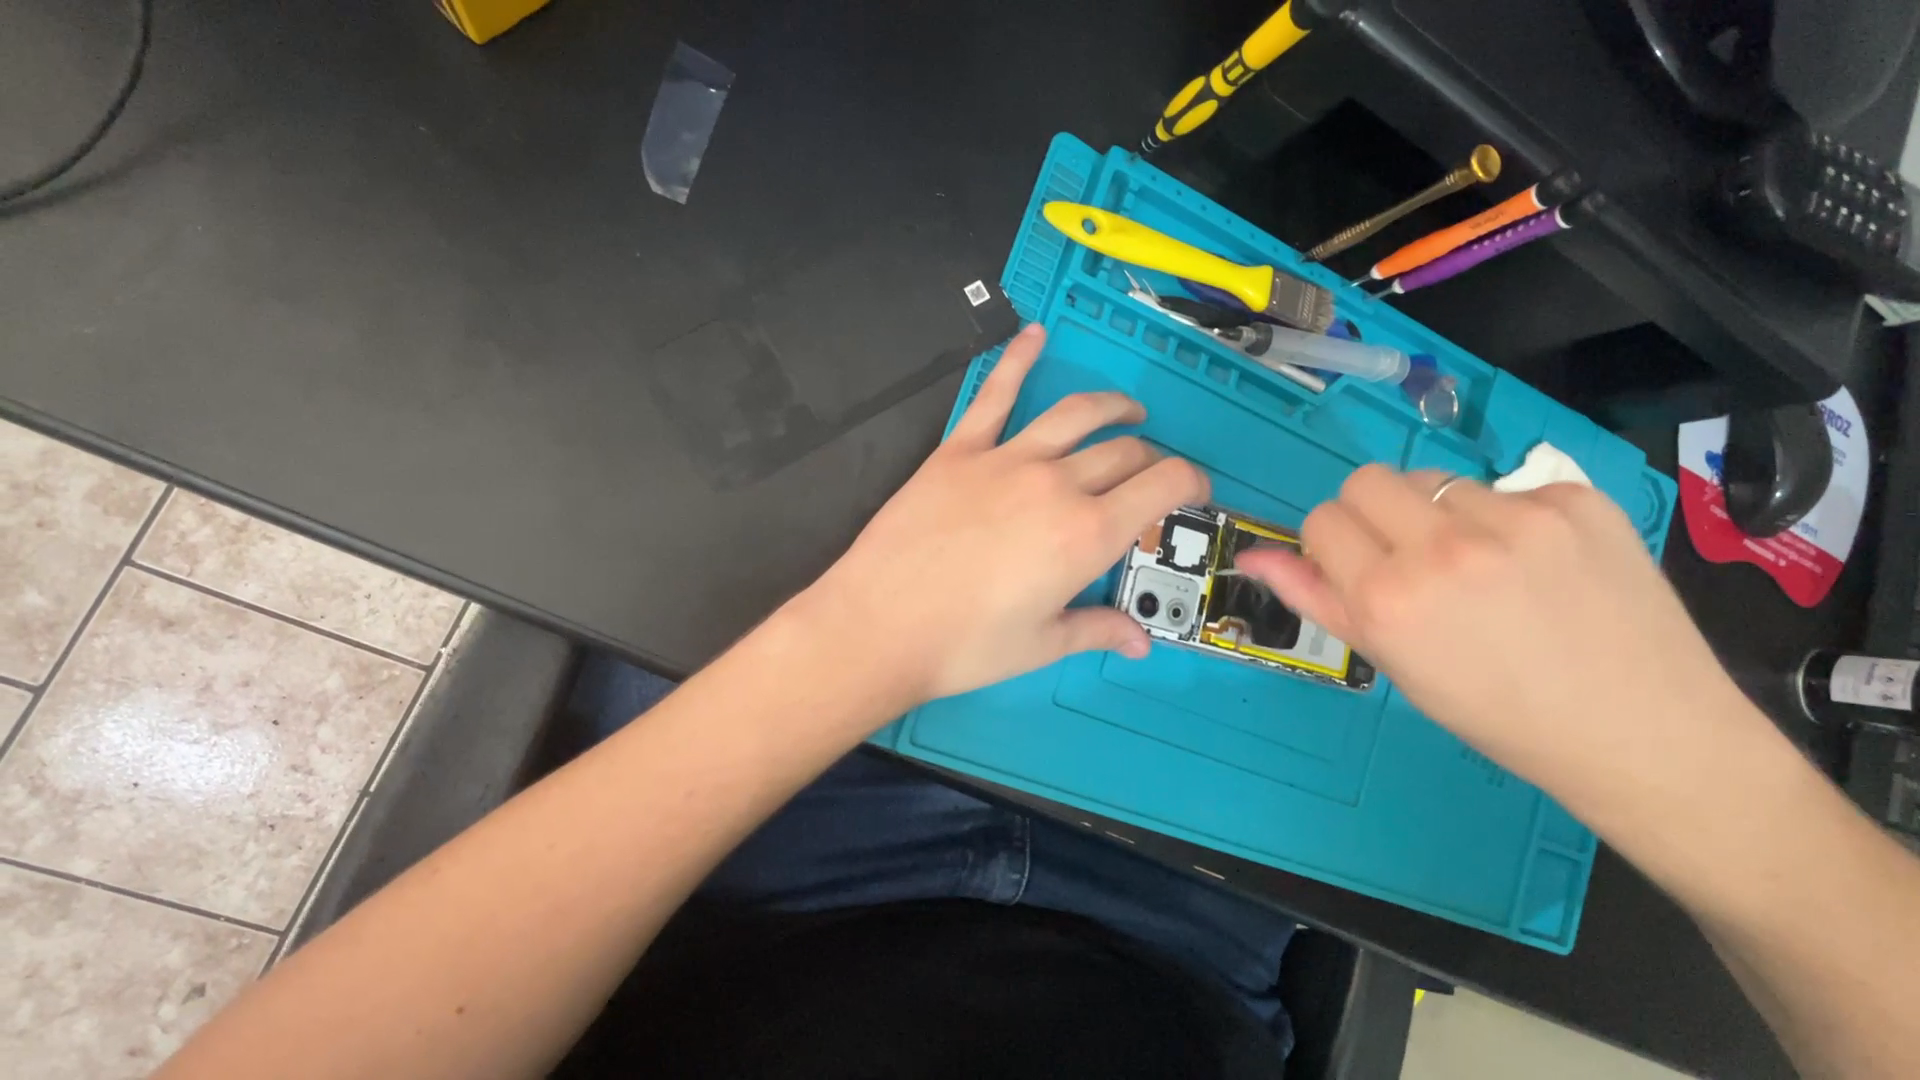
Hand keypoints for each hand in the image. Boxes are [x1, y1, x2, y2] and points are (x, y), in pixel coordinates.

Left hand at [800, 323, 1208, 705]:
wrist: (879, 626)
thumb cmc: (964, 646)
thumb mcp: (1042, 645)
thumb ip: (1097, 630)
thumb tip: (1140, 643)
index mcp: (1087, 535)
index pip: (1163, 486)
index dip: (1191, 482)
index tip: (1194, 490)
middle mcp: (1057, 485)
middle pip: (1124, 451)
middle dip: (1150, 459)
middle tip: (1149, 475)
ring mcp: (1006, 459)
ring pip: (1076, 414)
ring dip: (1111, 406)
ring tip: (1127, 410)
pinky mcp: (959, 449)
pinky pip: (996, 393)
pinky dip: (1018, 358)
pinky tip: (1033, 334)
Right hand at [1235, 465, 1752, 795]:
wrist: (1640, 732)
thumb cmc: (1497, 712)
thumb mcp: (1393, 662)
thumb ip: (1317, 600)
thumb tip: (1255, 557)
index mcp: (1388, 597)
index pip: (1322, 519)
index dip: (1334, 546)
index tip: (1363, 572)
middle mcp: (1443, 546)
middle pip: (1367, 479)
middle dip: (1375, 514)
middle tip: (1412, 558)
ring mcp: (1516, 518)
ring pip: (1437, 481)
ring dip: (1444, 515)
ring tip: (1487, 567)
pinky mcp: (1576, 500)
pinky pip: (1508, 488)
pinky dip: (1510, 519)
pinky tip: (1541, 565)